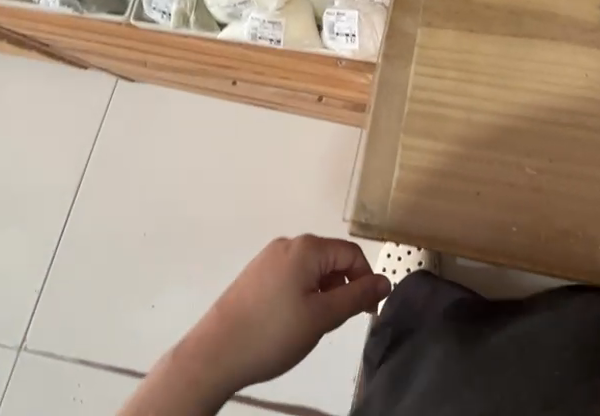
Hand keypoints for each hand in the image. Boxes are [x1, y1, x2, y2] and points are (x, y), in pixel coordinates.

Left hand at [166, 236, 391, 402]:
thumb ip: (357, 297)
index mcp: (306, 248)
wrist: (214, 355)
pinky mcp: (255, 275)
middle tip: (336, 322)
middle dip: (342, 287)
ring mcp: (268, 258)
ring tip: (312, 326)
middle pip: (330, 259)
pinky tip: (291, 323)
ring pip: (311, 270)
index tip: (367, 313)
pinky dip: (302, 294)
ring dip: (322, 293)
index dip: (366, 281)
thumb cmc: (273, 334)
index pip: (351, 254)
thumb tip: (386, 281)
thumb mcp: (322, 317)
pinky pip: (291, 276)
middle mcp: (288, 244)